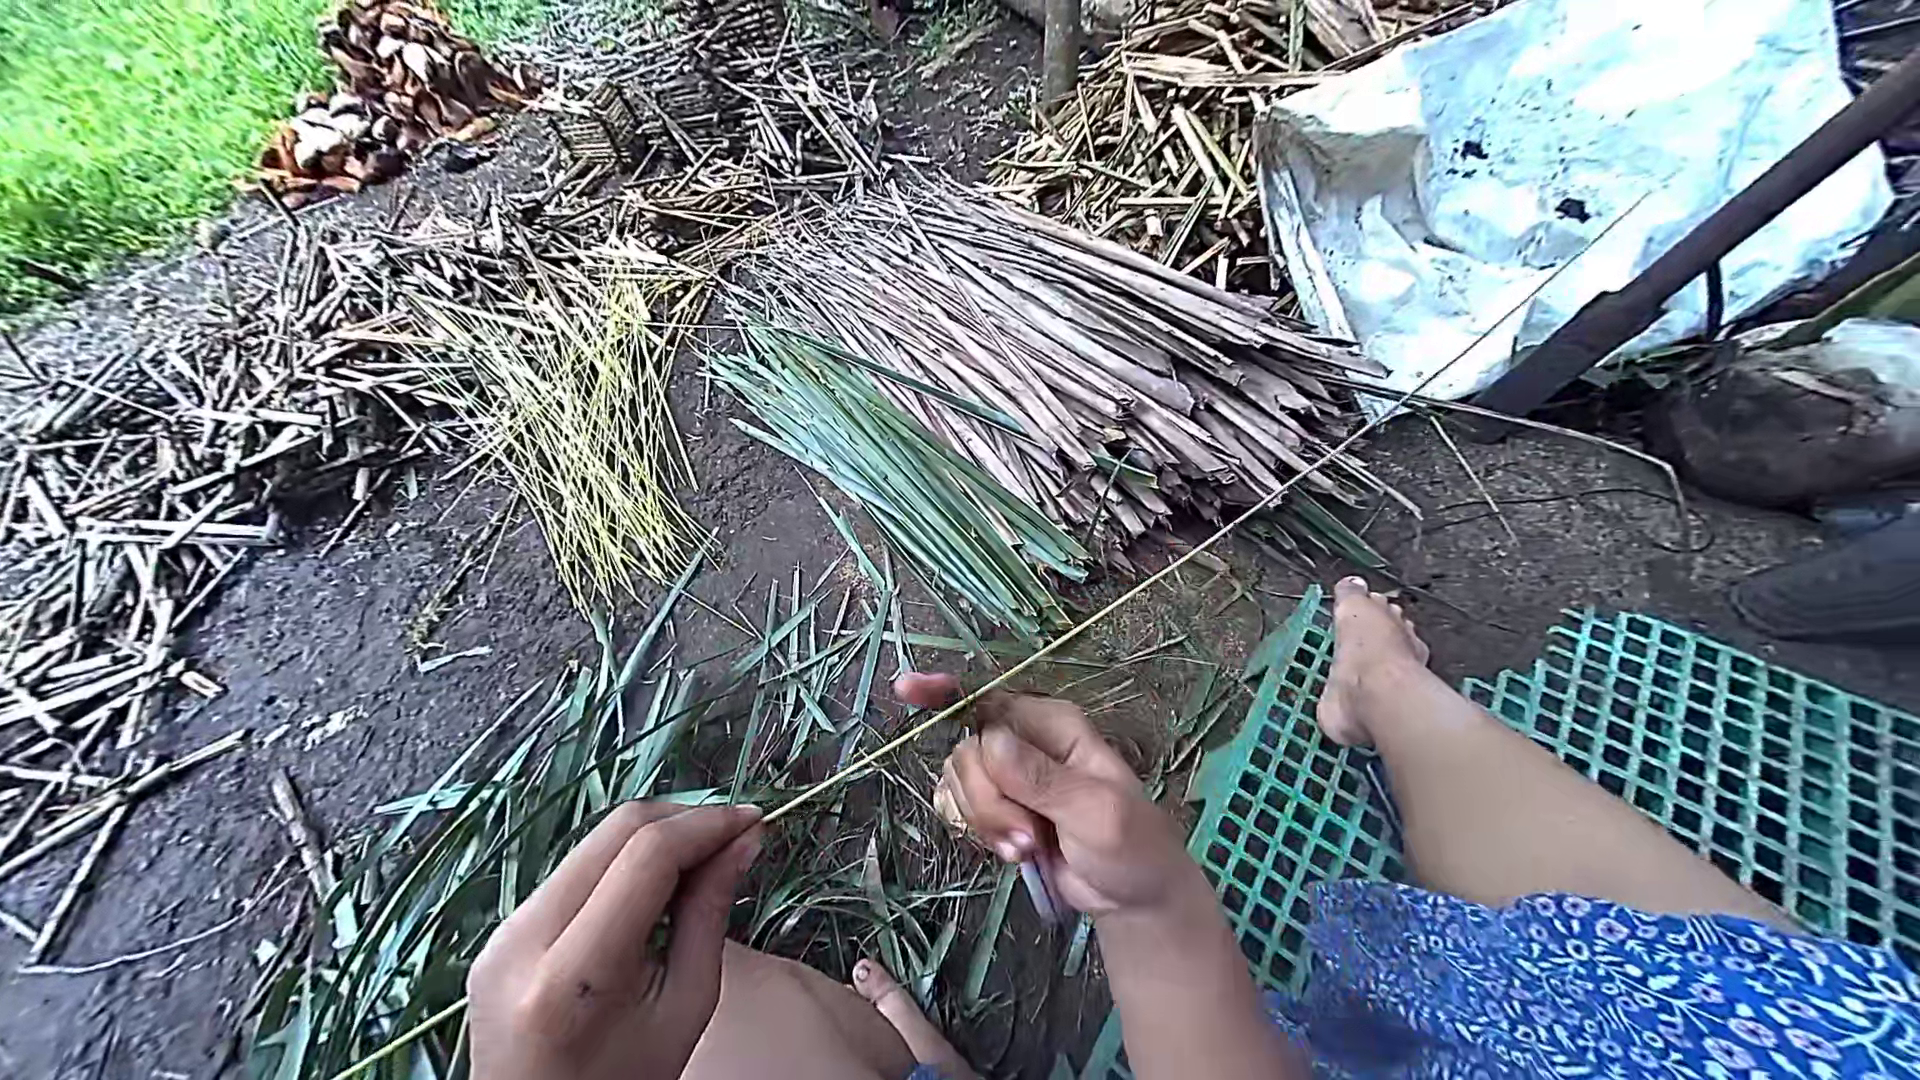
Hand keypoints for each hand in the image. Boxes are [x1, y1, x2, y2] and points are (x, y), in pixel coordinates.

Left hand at [468, 802, 762, 1079]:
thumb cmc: (628, 1079)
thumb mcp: (688, 1002)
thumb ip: (712, 909)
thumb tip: (746, 836)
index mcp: (569, 977)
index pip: (647, 855)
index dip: (708, 824)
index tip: (753, 820)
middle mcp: (522, 940)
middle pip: (620, 829)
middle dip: (687, 818)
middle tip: (732, 834)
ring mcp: (504, 931)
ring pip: (601, 837)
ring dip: (661, 832)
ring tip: (702, 858)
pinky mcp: (504, 928)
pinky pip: (582, 862)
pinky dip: (631, 854)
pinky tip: (661, 879)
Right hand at [896, 673, 1205, 919]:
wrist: (1131, 897)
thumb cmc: (1130, 844)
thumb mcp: (1096, 811)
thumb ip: (1042, 778)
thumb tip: (989, 741)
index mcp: (1051, 723)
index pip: (989, 697)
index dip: (945, 691)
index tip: (906, 689)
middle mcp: (1022, 740)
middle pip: (967, 751)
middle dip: (988, 798)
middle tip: (1028, 834)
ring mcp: (1006, 775)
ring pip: (958, 781)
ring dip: (986, 821)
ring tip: (1028, 848)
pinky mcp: (996, 807)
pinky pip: (959, 808)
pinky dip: (978, 832)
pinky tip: (1013, 853)